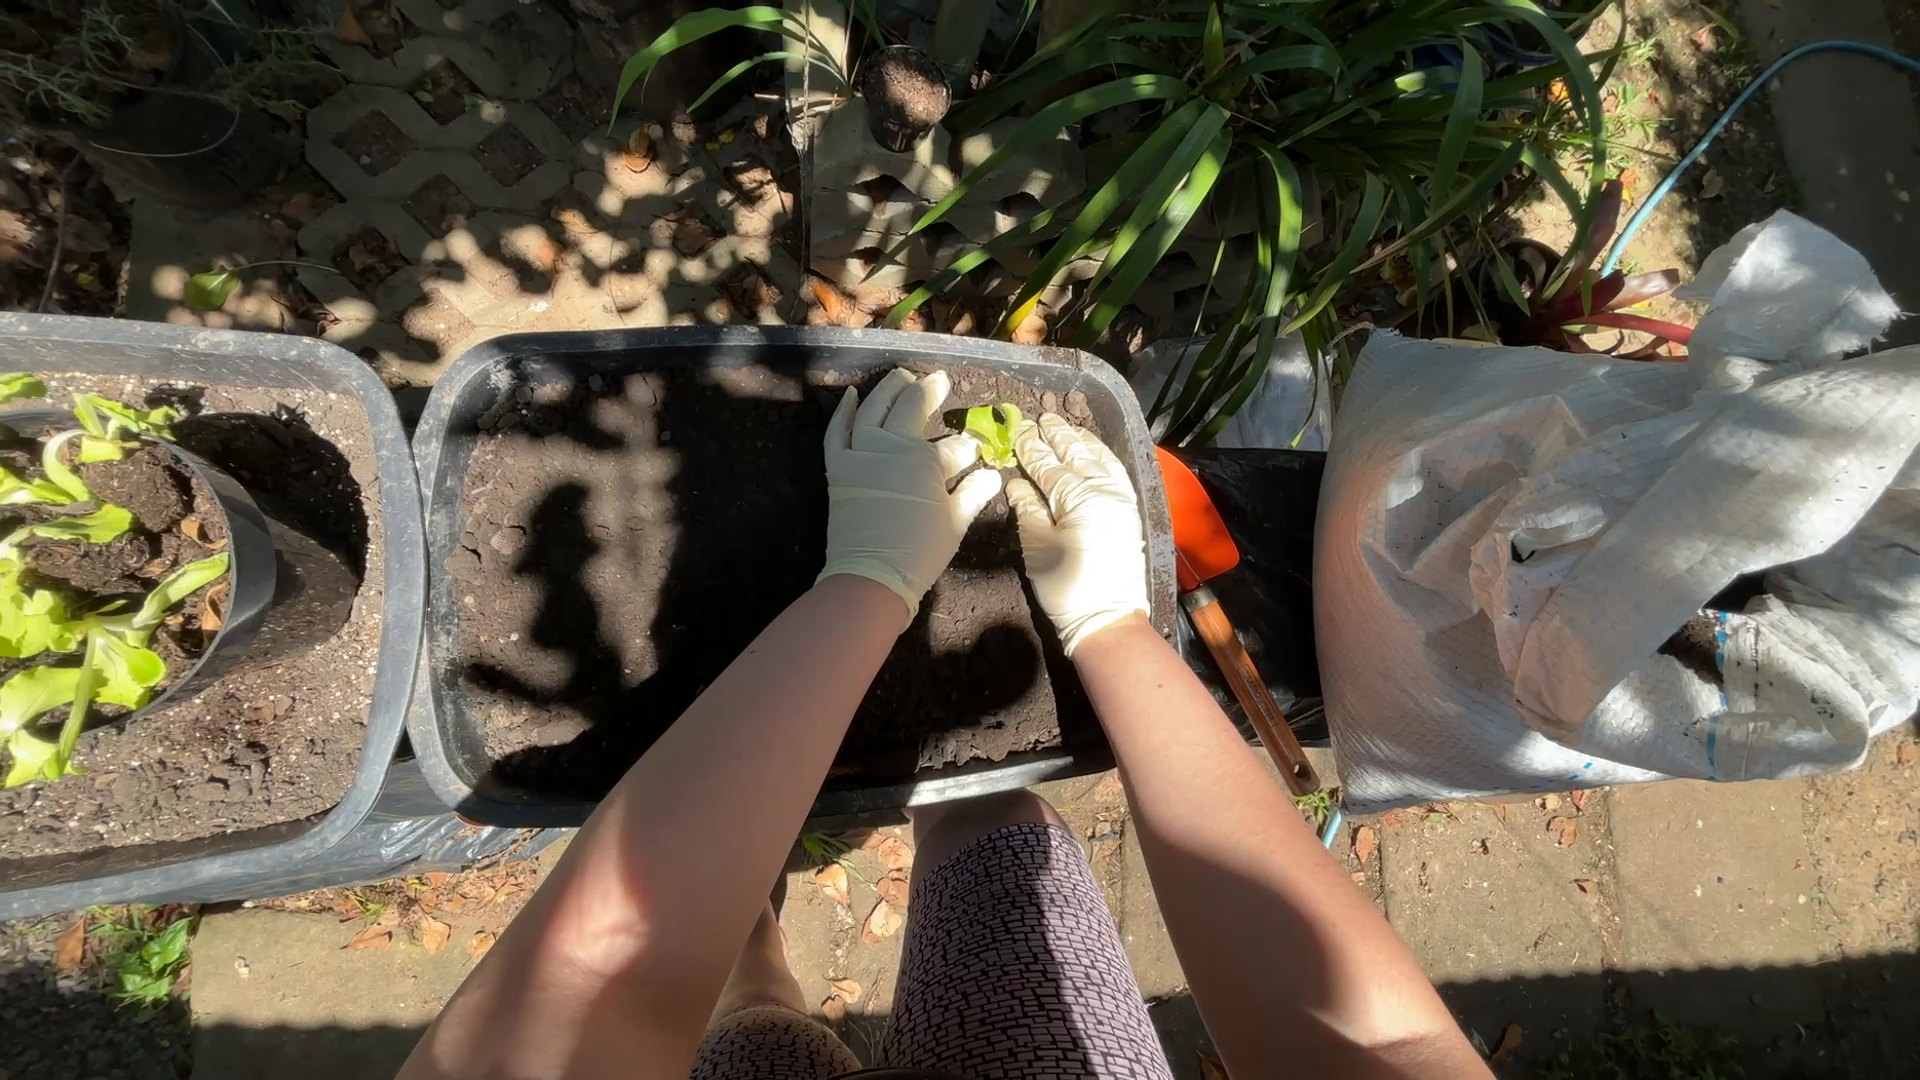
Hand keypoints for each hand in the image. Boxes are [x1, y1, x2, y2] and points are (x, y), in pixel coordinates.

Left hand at [819, 368, 1002, 627]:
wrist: (871, 576)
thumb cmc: (920, 552)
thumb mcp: (956, 523)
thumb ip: (974, 493)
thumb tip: (992, 475)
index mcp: (925, 461)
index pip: (952, 446)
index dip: (965, 446)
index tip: (973, 446)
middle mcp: (891, 447)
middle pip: (910, 409)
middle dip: (927, 391)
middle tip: (938, 379)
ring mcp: (860, 454)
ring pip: (872, 410)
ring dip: (888, 389)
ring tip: (901, 375)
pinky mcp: (838, 468)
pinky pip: (837, 432)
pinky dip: (842, 412)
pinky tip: (850, 395)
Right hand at [1006, 414, 1149, 655]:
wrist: (1107, 618)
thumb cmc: (1065, 586)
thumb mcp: (1038, 548)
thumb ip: (1027, 509)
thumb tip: (1016, 481)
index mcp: (1077, 497)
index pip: (1048, 464)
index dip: (1030, 446)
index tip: (1016, 427)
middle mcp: (1103, 489)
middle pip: (1075, 453)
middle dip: (1056, 434)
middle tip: (1040, 417)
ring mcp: (1120, 497)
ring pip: (1099, 456)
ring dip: (1080, 439)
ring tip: (1065, 425)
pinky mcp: (1129, 509)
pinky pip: (1115, 469)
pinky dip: (1102, 454)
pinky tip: (1093, 448)